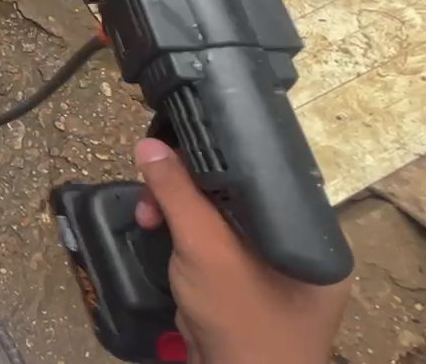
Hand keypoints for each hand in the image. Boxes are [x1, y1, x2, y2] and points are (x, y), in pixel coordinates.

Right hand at [134, 139, 350, 363]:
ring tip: (146, 219)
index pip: (259, 181)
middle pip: (229, 197)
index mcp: (311, 240)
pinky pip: (207, 237)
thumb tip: (150, 144)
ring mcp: (269, 266)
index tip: (168, 161)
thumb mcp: (205, 248)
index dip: (210, 163)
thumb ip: (178, 194)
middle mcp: (295, 249)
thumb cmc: (239, 314)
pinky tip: (158, 231)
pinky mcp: (241, 277)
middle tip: (149, 201)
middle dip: (179, 192)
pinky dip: (178, 230)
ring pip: (212, 216)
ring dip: (171, 210)